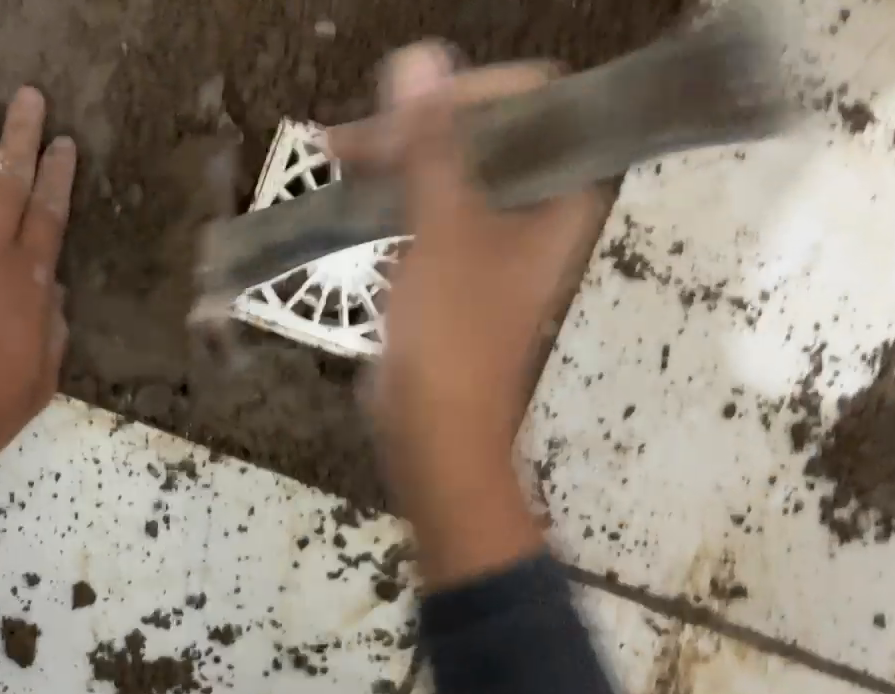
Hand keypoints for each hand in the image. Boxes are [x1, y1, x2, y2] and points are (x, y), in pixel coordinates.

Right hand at [330, 46, 606, 586]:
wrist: (433, 435)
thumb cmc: (450, 340)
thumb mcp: (441, 234)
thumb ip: (431, 147)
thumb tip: (417, 58)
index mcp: (559, 191)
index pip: (528, 102)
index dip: (465, 97)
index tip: (402, 117)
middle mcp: (534, 208)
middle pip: (482, 136)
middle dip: (413, 131)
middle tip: (344, 142)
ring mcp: (492, 242)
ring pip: (447, 174)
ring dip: (394, 163)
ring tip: (334, 162)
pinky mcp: (452, 273)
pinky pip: (425, 213)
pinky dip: (388, 201)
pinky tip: (348, 202)